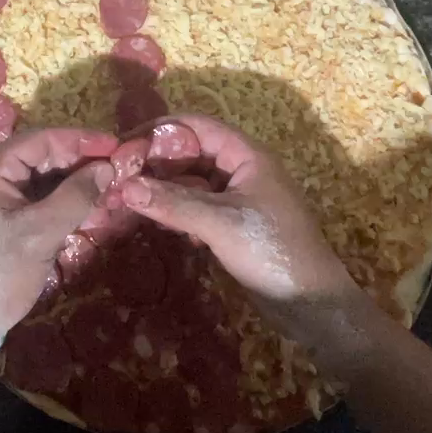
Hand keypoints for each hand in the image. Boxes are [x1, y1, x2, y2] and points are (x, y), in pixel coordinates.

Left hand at [0, 128, 116, 348]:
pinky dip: (64, 200)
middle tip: (119, 168)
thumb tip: (108, 168)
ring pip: (43, 178)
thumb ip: (75, 196)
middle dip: (81, 161)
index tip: (117, 145)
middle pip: (43, 156)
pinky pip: (39, 198)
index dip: (81, 140)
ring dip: (76, 182)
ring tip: (111, 187)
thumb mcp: (41, 233)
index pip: (42, 140)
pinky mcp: (4, 219)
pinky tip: (90, 207)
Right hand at [120, 115, 355, 306]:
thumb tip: (125, 187)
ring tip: (127, 198)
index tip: (123, 146)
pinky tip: (155, 221)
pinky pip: (196, 205)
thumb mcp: (220, 223)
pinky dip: (175, 209)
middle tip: (118, 177)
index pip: (196, 126)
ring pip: (191, 181)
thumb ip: (173, 203)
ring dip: (162, 188)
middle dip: (155, 162)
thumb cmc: (272, 251)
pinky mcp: (232, 224)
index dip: (159, 131)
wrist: (313, 306)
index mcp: (246, 155)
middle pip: (190, 152)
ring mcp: (237, 198)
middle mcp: (241, 169)